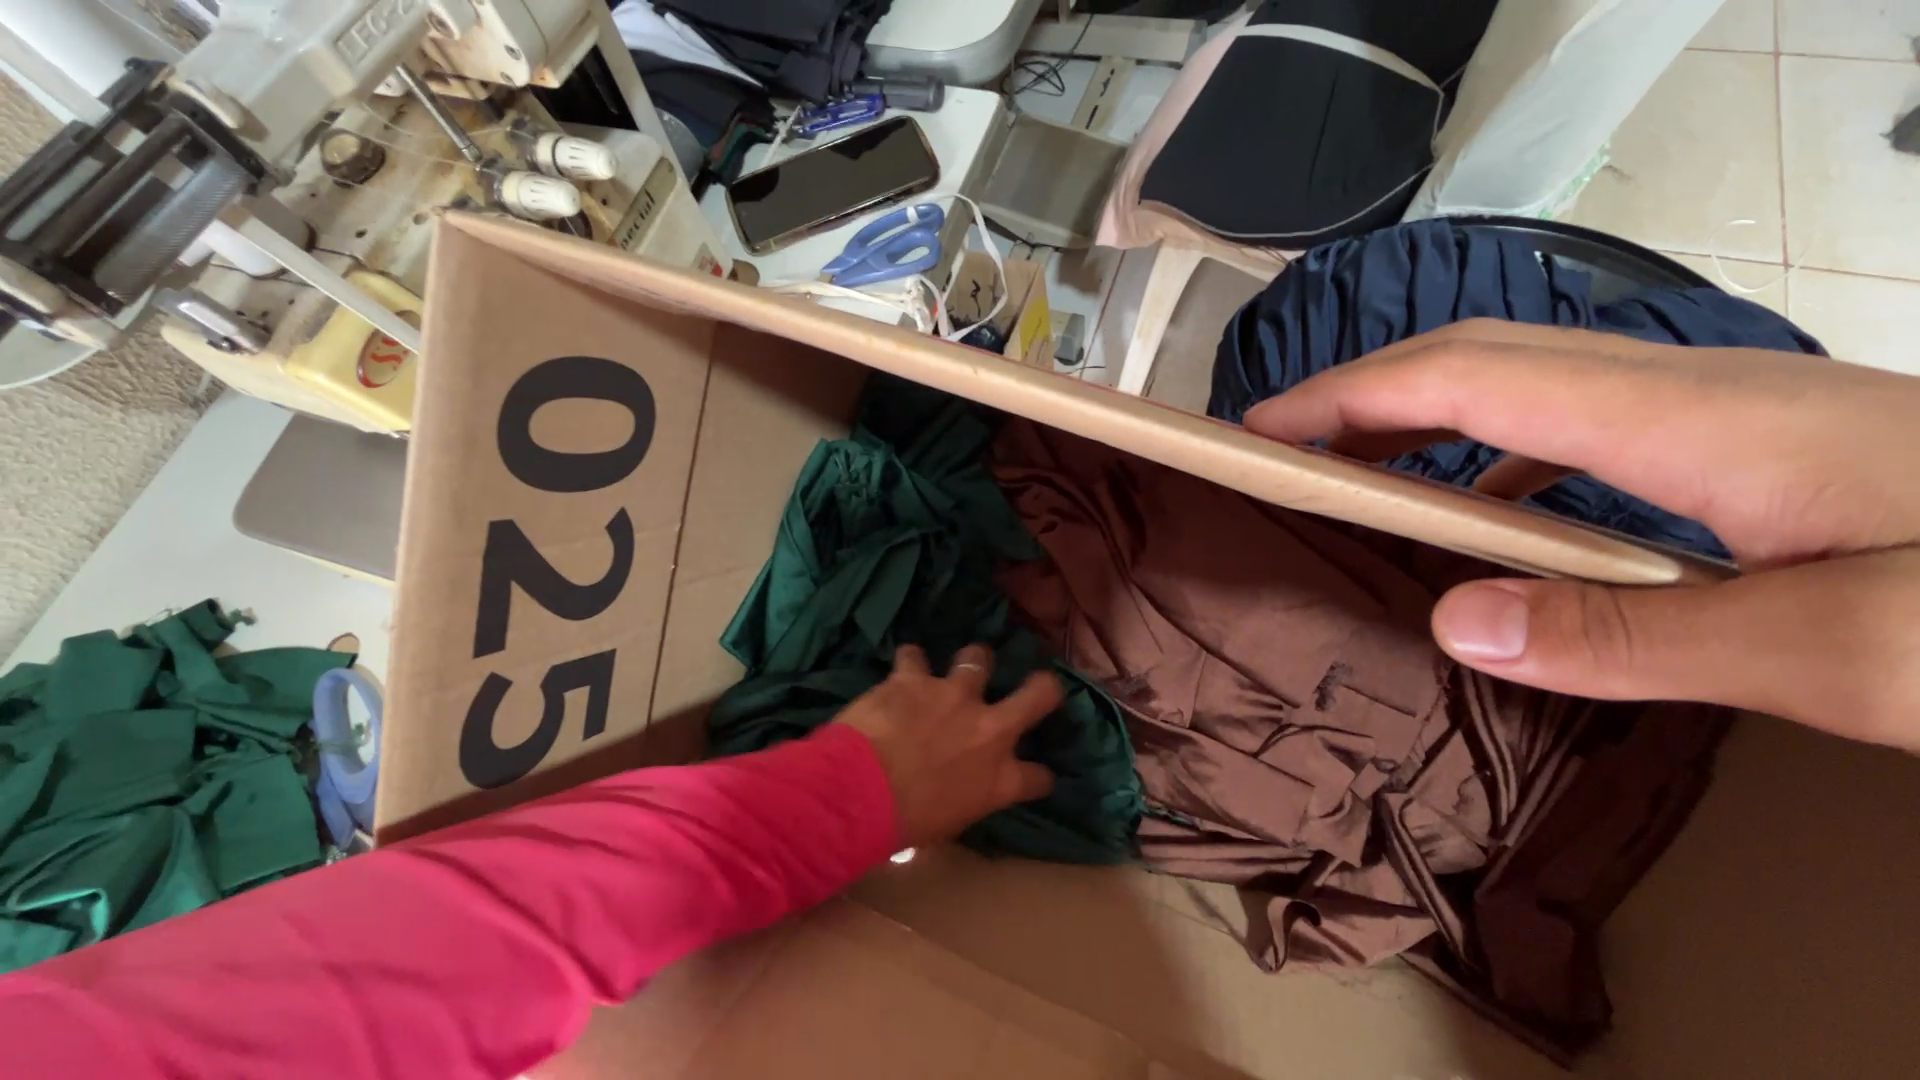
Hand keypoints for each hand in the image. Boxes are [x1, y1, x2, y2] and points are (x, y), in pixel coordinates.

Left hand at [834, 644, 1059, 846]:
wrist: (859, 791)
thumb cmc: (903, 824)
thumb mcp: (948, 824)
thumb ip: (964, 800)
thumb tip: (954, 796)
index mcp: (1000, 779)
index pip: (1039, 777)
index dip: (1039, 776)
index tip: (1035, 776)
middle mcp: (989, 730)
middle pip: (1039, 693)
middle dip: (1043, 686)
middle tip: (1038, 685)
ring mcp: (953, 696)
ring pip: (978, 658)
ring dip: (972, 661)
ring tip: (965, 664)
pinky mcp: (914, 679)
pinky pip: (913, 657)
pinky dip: (910, 662)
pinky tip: (904, 667)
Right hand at [1242, 319, 1919, 750]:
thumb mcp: (1848, 648)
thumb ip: (1637, 637)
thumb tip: (1456, 624)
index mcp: (1685, 418)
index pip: (1467, 376)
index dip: (1346, 396)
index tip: (1259, 432)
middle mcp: (1684, 392)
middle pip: (1480, 358)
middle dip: (1360, 393)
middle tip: (1280, 449)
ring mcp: (1715, 414)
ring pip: (1520, 388)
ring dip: (1416, 423)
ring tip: (1351, 479)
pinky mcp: (1741, 447)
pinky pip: (1568, 432)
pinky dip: (1488, 461)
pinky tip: (1482, 518)